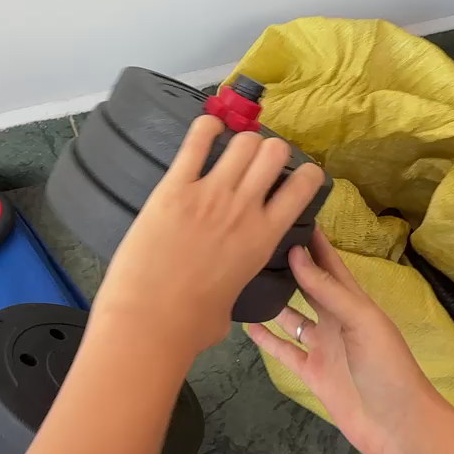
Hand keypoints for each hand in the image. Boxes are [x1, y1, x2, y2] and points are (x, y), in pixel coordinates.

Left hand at [93, 114, 326, 357]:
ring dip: (241, 140)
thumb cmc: (190, 325)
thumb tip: (227, 288)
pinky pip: (196, 141)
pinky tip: (206, 129)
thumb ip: (236, 283)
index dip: (304, 173)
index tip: (294, 175)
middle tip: (256, 161)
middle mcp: (244, 208)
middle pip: (273, 152)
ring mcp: (209, 193)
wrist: (149, 321)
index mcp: (264, 238)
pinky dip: (204, 128)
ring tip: (230, 148)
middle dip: (269, 151)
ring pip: (243, 141)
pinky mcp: (174, 188)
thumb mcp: (232, 303)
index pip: (303, 186)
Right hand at [245, 233, 452, 453]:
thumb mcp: (361, 321)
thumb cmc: (386, 367)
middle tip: (257, 242)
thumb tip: (296, 254)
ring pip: (292, 316)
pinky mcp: (311, 372)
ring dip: (272, 300)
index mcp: (353, 303)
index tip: (292, 217)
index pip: (331, 264)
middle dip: (289, 265)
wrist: (396, 426)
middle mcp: (335, 319)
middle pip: (308, 286)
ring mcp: (322, 346)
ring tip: (244, 279)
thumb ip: (328, 290)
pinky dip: (267, 338)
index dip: (315, 243)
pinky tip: (246, 324)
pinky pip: (285, 350)